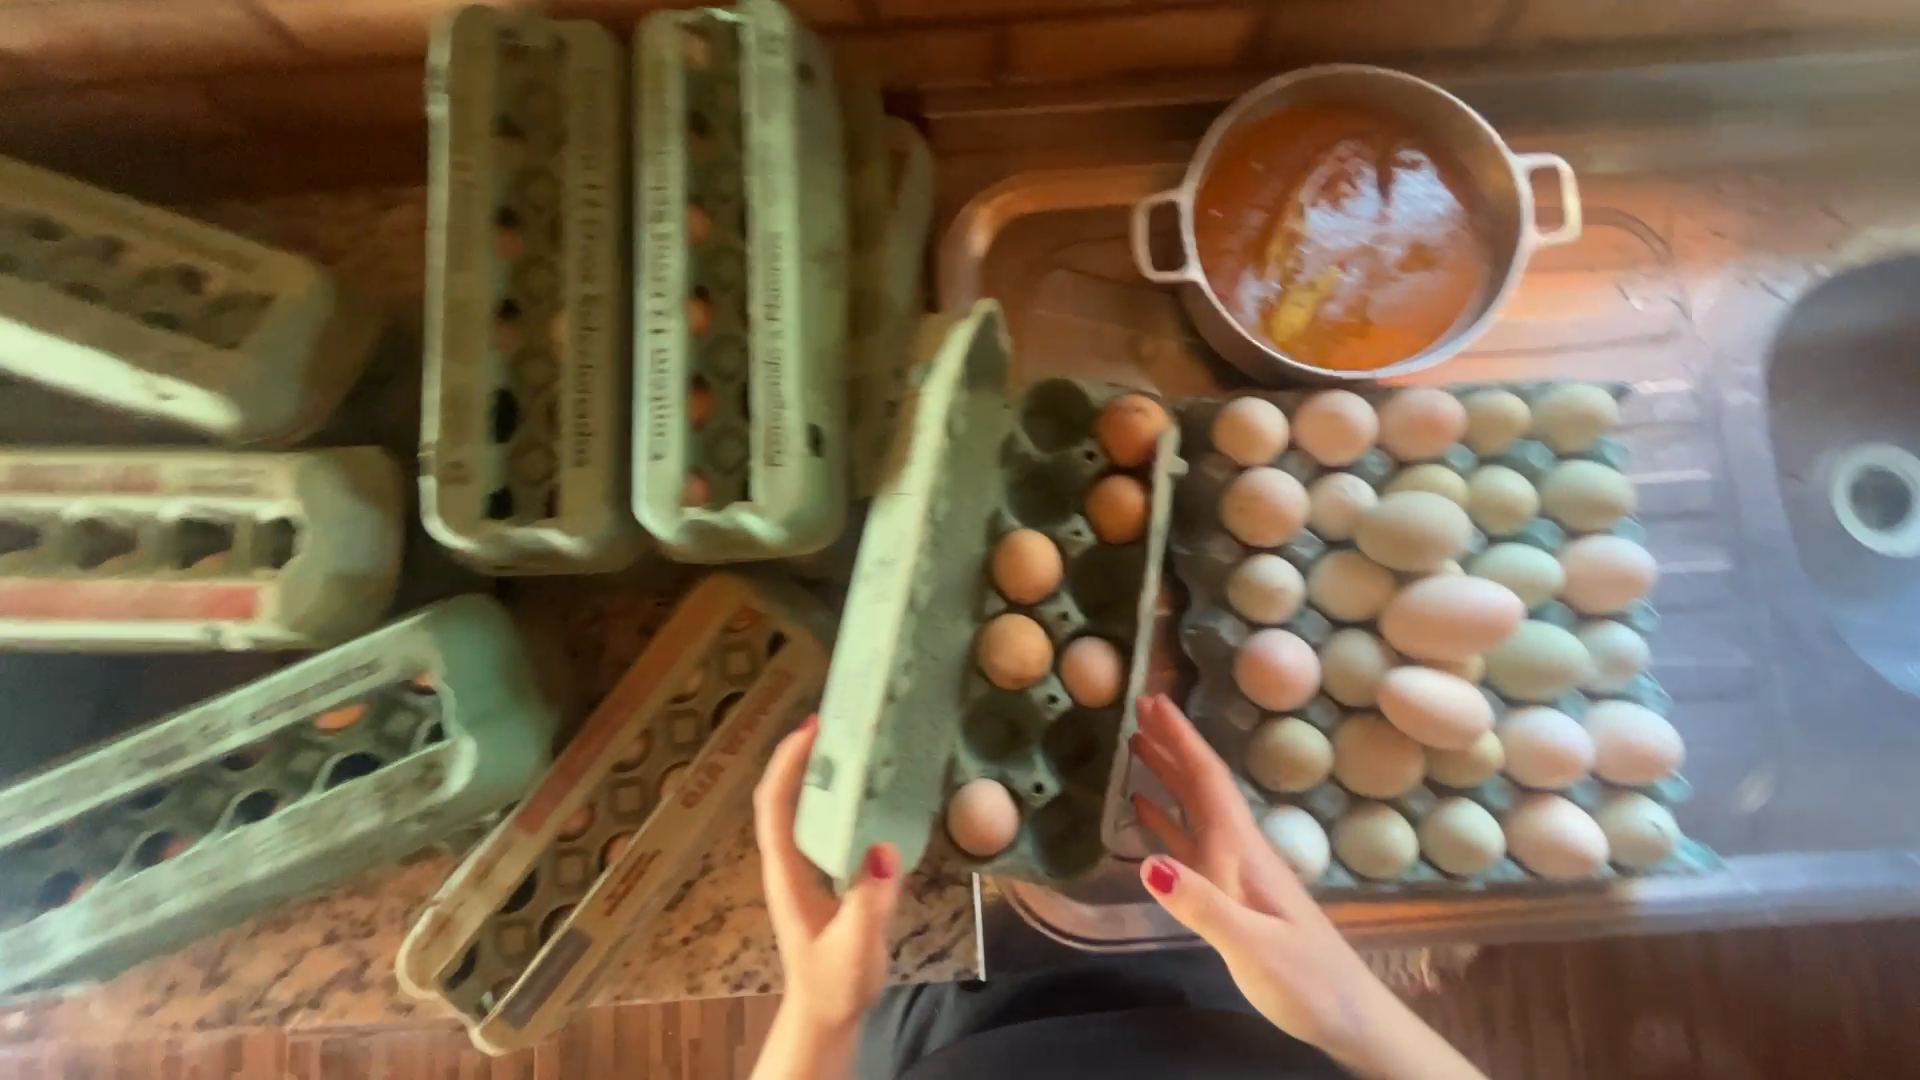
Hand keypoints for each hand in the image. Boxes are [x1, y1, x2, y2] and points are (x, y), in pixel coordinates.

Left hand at [751, 716, 903, 1079]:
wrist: (828, 1010)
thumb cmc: (836, 981)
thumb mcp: (855, 947)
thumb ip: (870, 904)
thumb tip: (885, 850)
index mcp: (786, 872)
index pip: (774, 807)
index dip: (786, 765)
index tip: (810, 728)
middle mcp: (789, 859)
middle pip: (782, 794)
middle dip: (799, 754)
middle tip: (834, 719)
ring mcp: (804, 863)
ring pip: (801, 803)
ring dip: (816, 767)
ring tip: (849, 737)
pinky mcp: (824, 868)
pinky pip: (824, 818)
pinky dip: (836, 791)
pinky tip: (865, 781)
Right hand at [1129, 694, 1483, 1079]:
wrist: (1352, 1019)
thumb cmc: (1307, 982)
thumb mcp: (1253, 947)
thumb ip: (1202, 905)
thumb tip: (1148, 863)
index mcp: (1241, 849)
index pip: (1207, 779)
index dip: (1180, 737)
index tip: (1153, 700)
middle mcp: (1236, 848)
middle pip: (1200, 782)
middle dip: (1171, 741)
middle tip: (1139, 707)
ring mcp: (1233, 869)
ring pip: (1194, 806)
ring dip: (1167, 771)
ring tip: (1135, 744)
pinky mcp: (1229, 892)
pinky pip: (1188, 840)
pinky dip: (1164, 817)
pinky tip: (1143, 810)